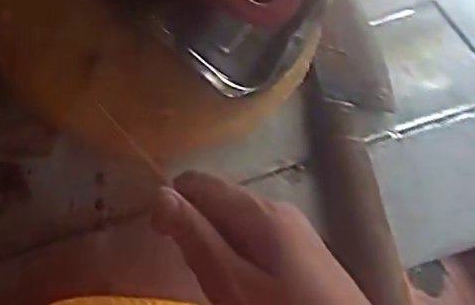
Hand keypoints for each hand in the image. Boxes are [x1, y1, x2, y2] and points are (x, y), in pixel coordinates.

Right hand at [152, 171, 369, 304]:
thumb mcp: (234, 288)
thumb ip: (195, 237)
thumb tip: (158, 191)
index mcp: (260, 209)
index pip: (196, 182)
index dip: (172, 206)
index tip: (167, 246)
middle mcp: (281, 209)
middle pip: (219, 202)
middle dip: (200, 233)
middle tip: (204, 281)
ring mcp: (302, 235)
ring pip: (240, 227)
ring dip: (223, 252)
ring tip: (230, 295)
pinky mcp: (315, 263)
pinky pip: (263, 247)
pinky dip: (247, 265)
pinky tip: (256, 300)